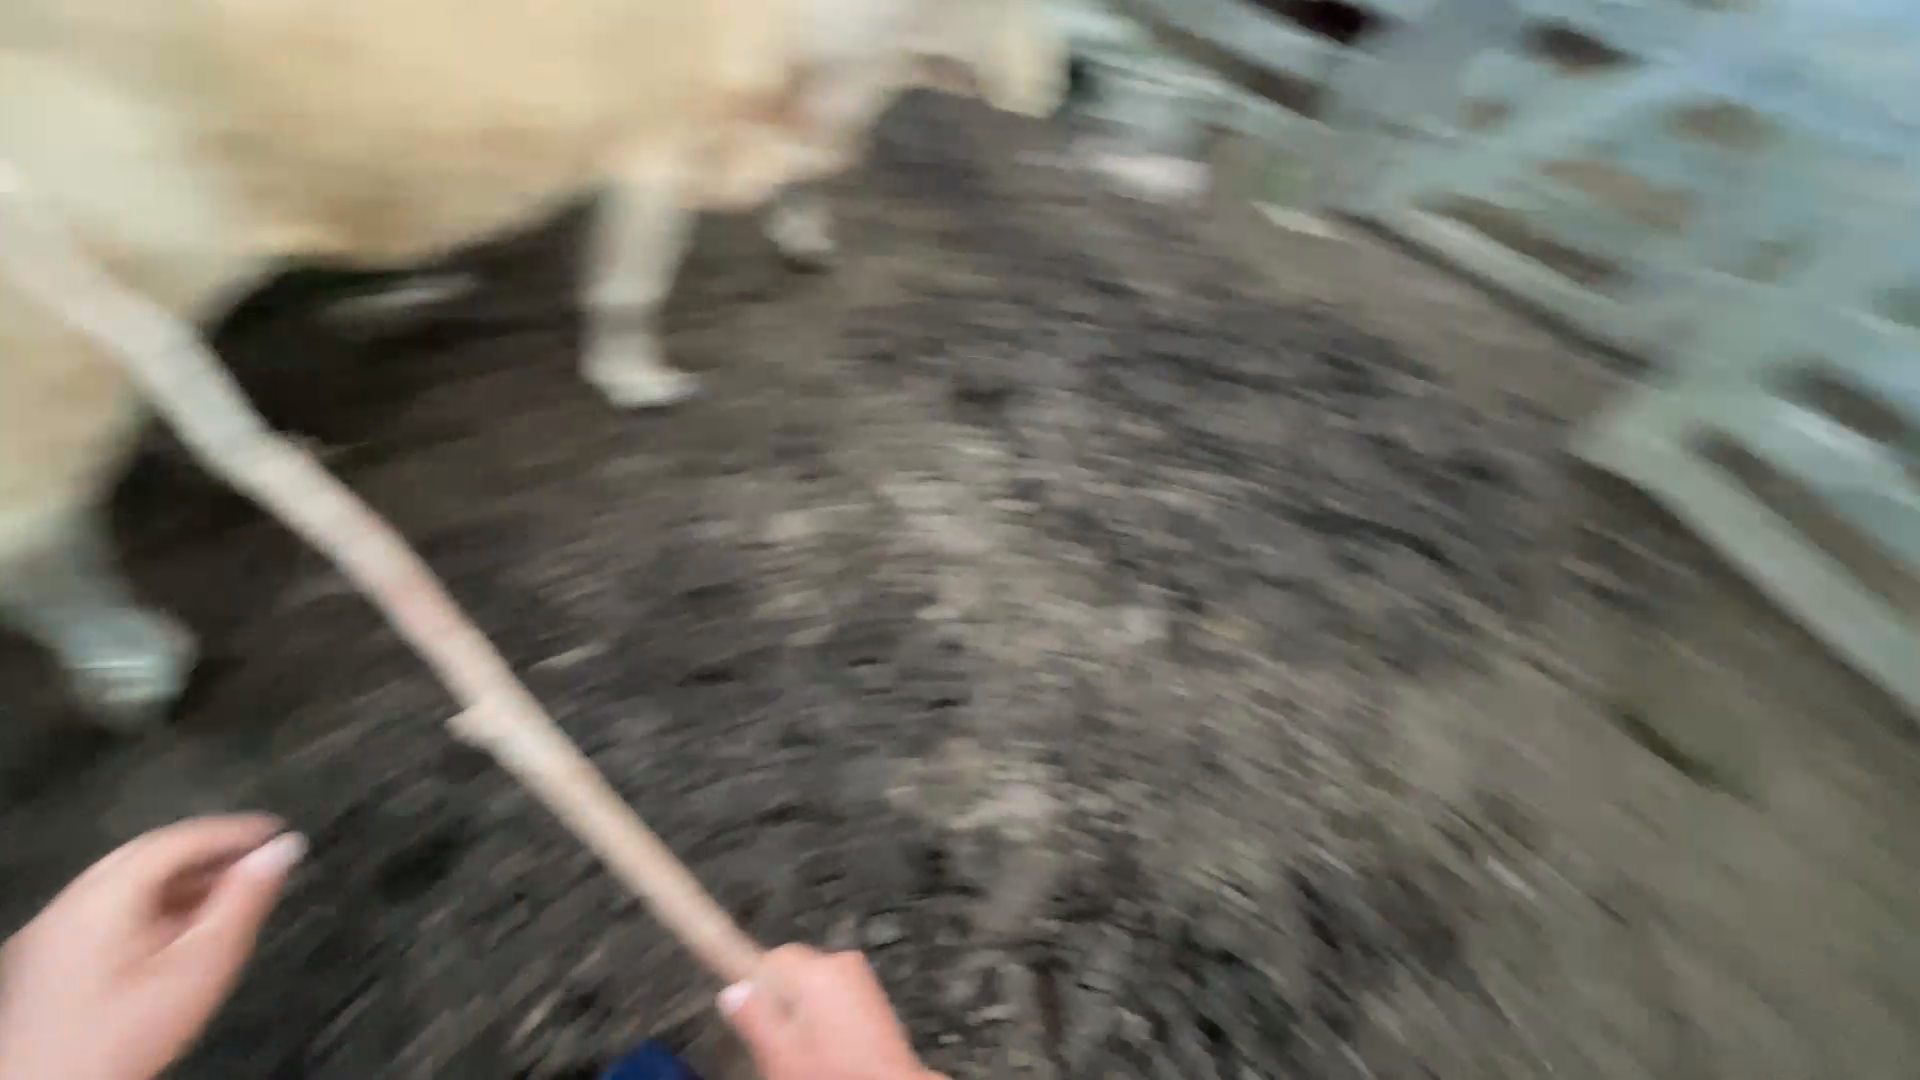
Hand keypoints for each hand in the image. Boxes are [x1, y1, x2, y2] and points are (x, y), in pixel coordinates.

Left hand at [0, 815, 304, 1079]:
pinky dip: (158, 899)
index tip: (281, 834)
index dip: (236, 831)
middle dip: (210, 849)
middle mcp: (66, 909)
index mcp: (101, 902)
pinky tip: (188, 923)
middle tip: (260, 857)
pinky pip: (110, 907)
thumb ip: (246, 898)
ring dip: (185, 874)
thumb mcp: (204, 962)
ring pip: (127, 879)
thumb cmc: (129, 1034)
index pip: (178, 840)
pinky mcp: (45, 960)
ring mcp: (48, 936)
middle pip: (147, 854)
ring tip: (234, 889)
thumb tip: (284, 849)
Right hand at [718, 945, 931, 1079]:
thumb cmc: (831, 1075)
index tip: (751, 1017)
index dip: (757, 985)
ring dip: (803, 1009)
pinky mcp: (873, 995)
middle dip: (781, 1000)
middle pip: (795, 969)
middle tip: (777, 1044)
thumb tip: (732, 989)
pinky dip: (825, 1014)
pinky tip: (826, 1050)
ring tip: (803, 1053)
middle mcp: (841, 962)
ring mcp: (861, 977)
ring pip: (815, 984)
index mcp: (817, 971)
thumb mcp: (781, 1055)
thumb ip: (754, 1017)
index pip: (775, 958)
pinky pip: (836, 993)